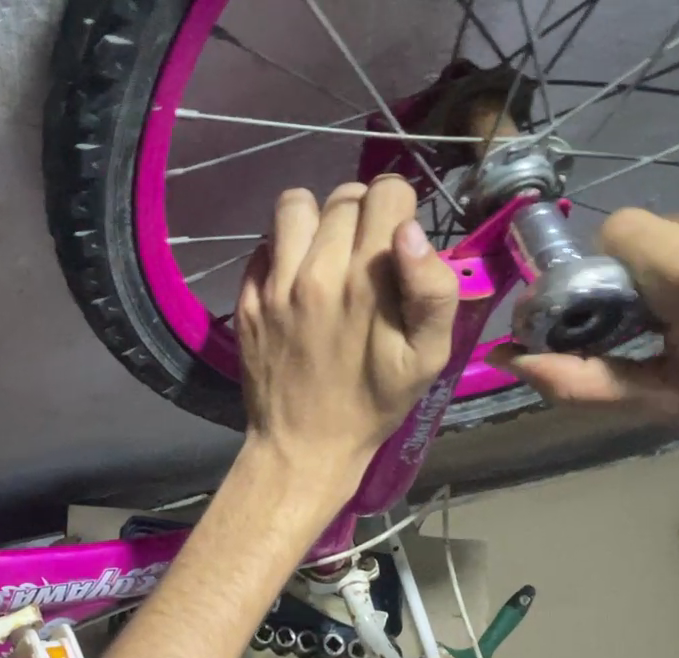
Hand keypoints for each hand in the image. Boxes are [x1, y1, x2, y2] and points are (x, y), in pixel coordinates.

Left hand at [235, 177, 459, 494]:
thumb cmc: (373, 402)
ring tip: (324, 253)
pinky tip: (293, 281)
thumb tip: (411, 229)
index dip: (398, 208)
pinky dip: (279, 252)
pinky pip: (260, 247)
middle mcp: (315, 272)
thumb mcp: (427, 355)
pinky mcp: (245, 303)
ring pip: (293, 206)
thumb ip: (433, 287)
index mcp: (367, 278)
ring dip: (314, 220)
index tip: (395, 237)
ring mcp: (273, 286)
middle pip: (342, 197)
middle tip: (363, 254)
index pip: (386, 192)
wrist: (303, 445)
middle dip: (360, 214)